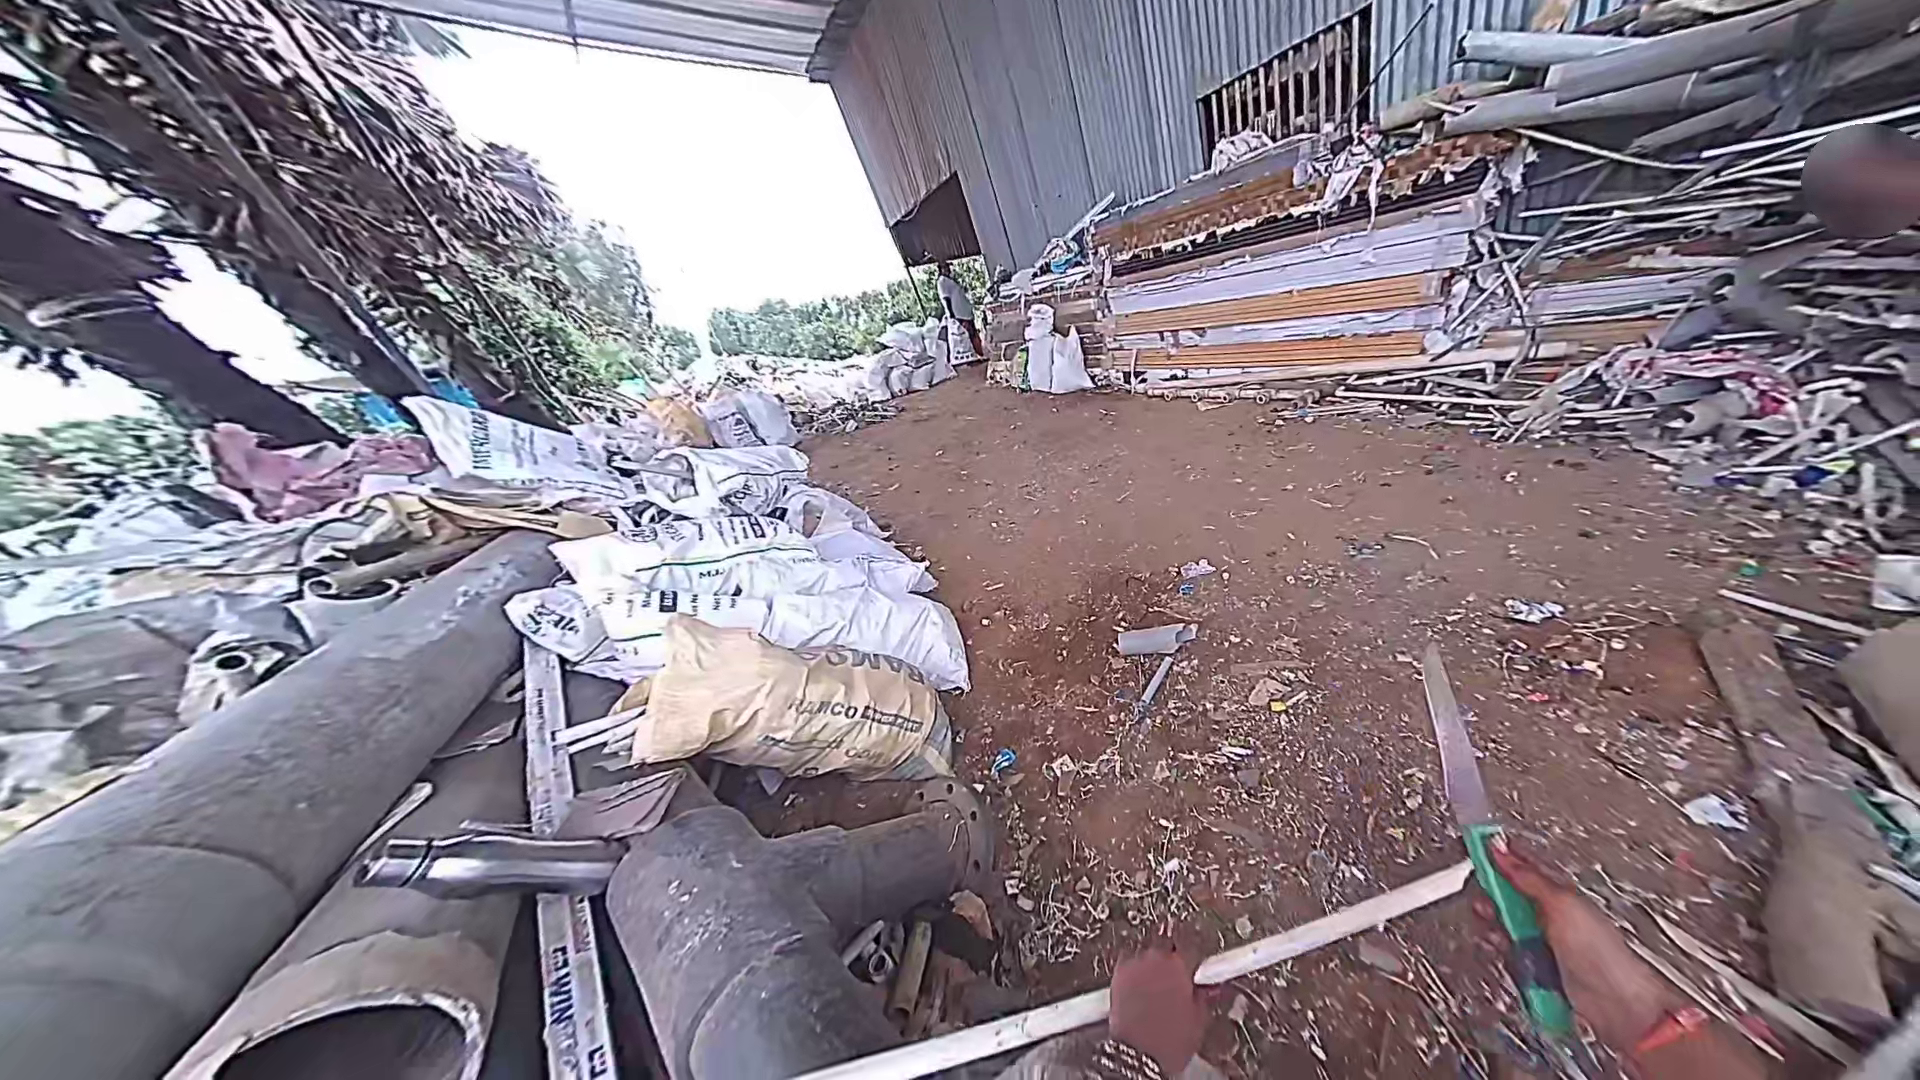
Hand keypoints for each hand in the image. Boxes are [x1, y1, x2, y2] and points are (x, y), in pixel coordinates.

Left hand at [1108, 945, 1207, 1074]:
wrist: (1137, 1052)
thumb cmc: (1169, 1041)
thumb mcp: (1198, 1020)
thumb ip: (1205, 995)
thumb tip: (1211, 986)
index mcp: (1180, 965)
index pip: (1192, 945)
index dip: (1196, 952)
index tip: (1198, 959)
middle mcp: (1156, 956)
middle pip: (1168, 940)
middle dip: (1174, 951)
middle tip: (1178, 968)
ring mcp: (1136, 960)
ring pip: (1149, 948)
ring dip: (1155, 956)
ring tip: (1159, 976)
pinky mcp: (1120, 967)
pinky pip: (1131, 956)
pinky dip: (1137, 963)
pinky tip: (1142, 978)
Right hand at [1486, 843, 1685, 1050]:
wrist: (1620, 1009)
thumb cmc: (1603, 954)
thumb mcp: (1562, 904)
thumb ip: (1527, 875)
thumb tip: (1497, 846)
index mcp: (1554, 891)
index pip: (1515, 862)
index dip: (1493, 854)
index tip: (1474, 850)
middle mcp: (1543, 911)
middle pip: (1498, 889)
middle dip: (1487, 893)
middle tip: (1488, 901)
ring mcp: (1536, 936)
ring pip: (1495, 916)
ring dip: (1489, 921)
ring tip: (1497, 928)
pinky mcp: (1529, 960)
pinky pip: (1499, 943)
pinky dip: (1494, 943)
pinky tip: (1501, 946)